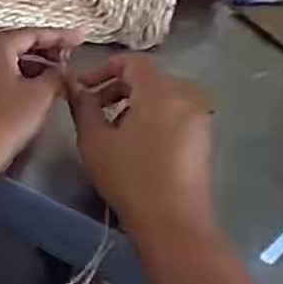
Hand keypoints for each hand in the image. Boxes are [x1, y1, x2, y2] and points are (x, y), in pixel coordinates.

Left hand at [0, 28, 83, 193]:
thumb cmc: (7, 120)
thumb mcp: (41, 95)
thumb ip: (58, 75)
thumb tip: (64, 70)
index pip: (32, 33)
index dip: (59, 35)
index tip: (81, 37)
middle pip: (18, 44)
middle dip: (47, 49)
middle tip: (72, 55)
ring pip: (10, 60)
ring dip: (36, 64)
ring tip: (60, 73)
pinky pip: (1, 74)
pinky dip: (22, 76)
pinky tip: (39, 87)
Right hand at [67, 54, 215, 230]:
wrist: (173, 221)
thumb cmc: (129, 176)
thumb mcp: (95, 140)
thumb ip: (84, 106)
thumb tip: (78, 88)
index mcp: (161, 92)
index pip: (133, 62)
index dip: (104, 68)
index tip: (83, 86)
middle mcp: (187, 97)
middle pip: (148, 78)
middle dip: (117, 86)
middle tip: (92, 106)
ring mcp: (200, 117)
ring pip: (162, 95)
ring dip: (134, 102)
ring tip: (111, 126)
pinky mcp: (204, 137)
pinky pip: (174, 111)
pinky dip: (152, 115)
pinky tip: (134, 140)